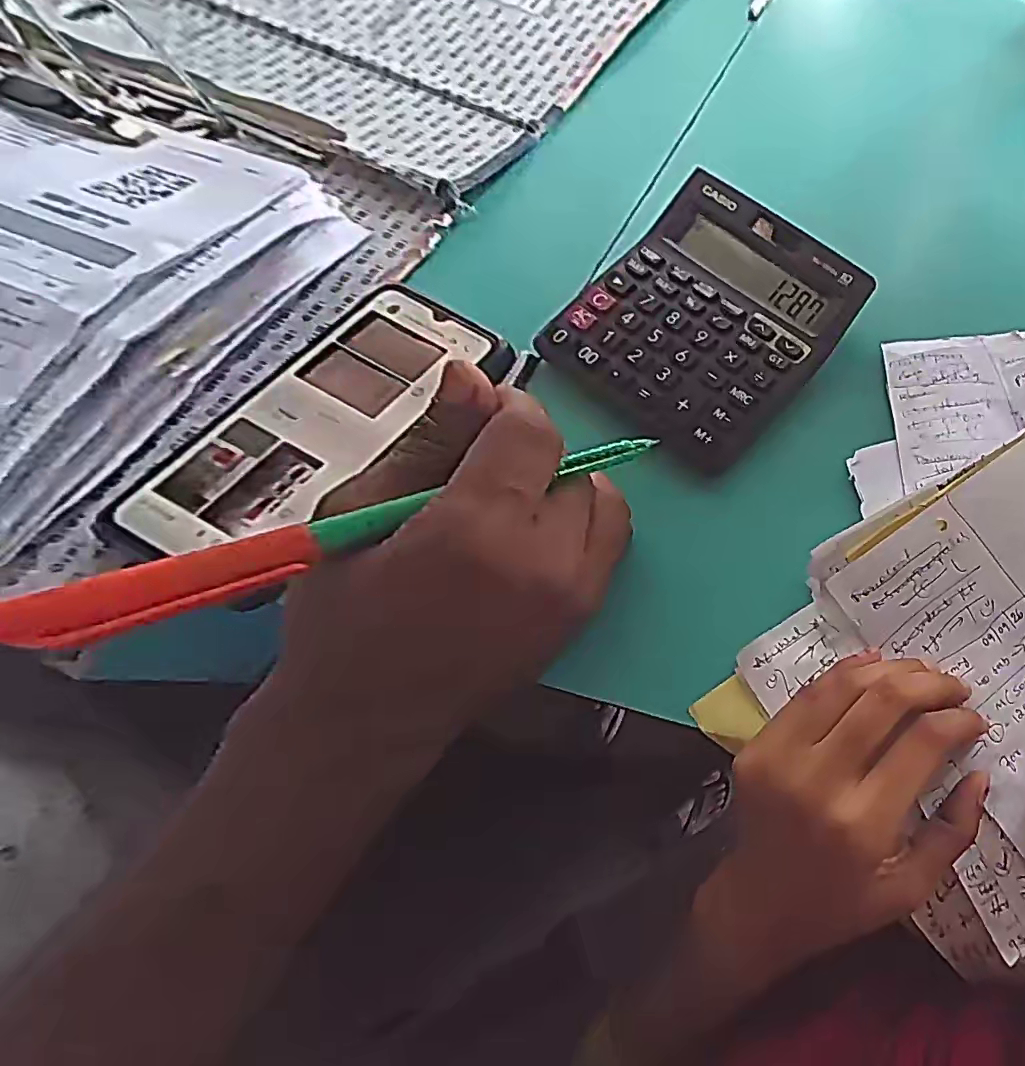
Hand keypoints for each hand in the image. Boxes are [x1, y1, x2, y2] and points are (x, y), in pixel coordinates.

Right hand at [256, 363, 631, 748]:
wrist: (375, 714)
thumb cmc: (344, 615)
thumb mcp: (360, 513)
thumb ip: (430, 442)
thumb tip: (474, 377)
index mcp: (477, 528)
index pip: (534, 435)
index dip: (511, 411)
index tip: (485, 413)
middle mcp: (545, 556)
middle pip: (570, 466)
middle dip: (531, 457)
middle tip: (482, 476)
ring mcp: (579, 587)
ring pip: (603, 500)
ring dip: (564, 489)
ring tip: (510, 508)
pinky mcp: (591, 609)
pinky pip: (613, 538)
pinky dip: (585, 522)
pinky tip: (538, 535)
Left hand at [698, 653, 988, 985]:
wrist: (753, 910)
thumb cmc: (840, 904)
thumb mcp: (909, 889)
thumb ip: (953, 833)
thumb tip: (979, 774)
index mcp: (862, 825)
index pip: (923, 742)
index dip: (958, 721)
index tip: (975, 720)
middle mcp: (820, 783)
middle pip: (887, 701)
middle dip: (932, 684)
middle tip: (956, 688)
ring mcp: (782, 759)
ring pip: (849, 685)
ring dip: (895, 669)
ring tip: (923, 673)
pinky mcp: (760, 746)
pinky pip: (812, 690)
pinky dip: (850, 670)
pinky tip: (877, 665)